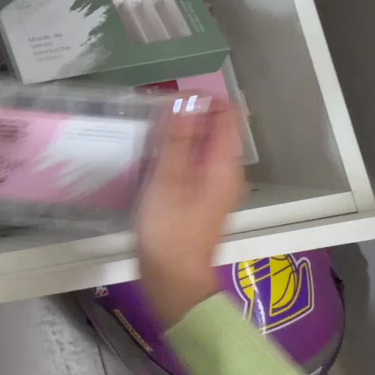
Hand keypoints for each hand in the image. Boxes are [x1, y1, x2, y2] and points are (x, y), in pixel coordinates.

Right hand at [136, 97, 244, 326]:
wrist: (172, 278)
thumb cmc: (169, 230)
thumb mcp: (168, 179)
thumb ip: (177, 139)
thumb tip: (185, 102)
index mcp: (224, 165)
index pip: (228, 114)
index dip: (203, 98)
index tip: (171, 96)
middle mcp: (226, 172)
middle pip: (214, 128)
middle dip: (186, 113)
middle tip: (152, 110)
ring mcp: (213, 186)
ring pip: (201, 144)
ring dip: (178, 132)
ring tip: (147, 129)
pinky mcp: (198, 197)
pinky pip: (192, 161)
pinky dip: (175, 151)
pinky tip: (150, 156)